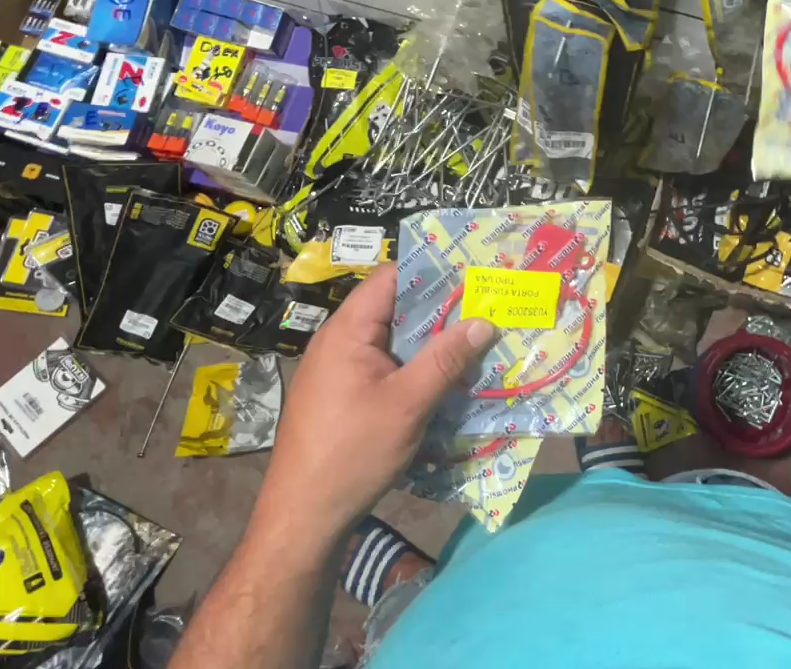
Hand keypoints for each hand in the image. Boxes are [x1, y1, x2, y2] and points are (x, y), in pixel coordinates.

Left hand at [258, 263, 495, 533]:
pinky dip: (417, 366)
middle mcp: (340, 341)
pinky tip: (448, 378)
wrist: (302, 519)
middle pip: (396, 307)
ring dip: (432, 342)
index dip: (433, 271)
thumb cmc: (352, 453)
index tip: (475, 273)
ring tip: (477, 340)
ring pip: (395, 340)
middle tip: (488, 307)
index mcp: (347, 331)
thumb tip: (484, 321)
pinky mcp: (345, 395)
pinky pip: (387, 365)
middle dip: (442, 309)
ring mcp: (340, 369)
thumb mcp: (408, 404)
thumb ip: (445, 359)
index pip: (392, 278)